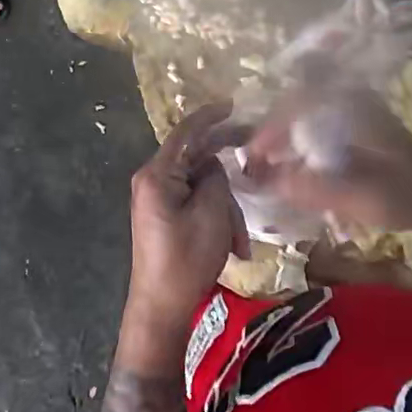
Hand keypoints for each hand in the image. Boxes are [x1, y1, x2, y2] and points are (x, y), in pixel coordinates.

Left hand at [127, 103, 248, 328]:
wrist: (162, 307)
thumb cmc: (186, 257)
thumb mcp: (211, 212)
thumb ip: (215, 177)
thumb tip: (214, 166)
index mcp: (157, 175)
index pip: (185, 133)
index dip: (209, 116)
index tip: (232, 104)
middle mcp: (154, 182)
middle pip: (198, 160)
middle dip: (227, 175)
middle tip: (257, 155)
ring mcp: (160, 201)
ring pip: (203, 187)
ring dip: (226, 209)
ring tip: (239, 242)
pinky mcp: (167, 217)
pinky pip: (197, 205)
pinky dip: (217, 219)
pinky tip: (233, 246)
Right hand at [242, 89, 411, 237]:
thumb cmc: (408, 195)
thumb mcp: (361, 197)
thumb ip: (313, 188)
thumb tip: (265, 180)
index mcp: (353, 107)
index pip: (297, 103)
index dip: (269, 128)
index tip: (253, 157)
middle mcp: (353, 100)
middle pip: (299, 102)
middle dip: (273, 130)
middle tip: (255, 162)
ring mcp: (358, 111)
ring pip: (308, 113)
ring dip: (286, 135)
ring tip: (268, 165)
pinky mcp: (361, 128)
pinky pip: (321, 124)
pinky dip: (302, 141)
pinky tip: (295, 166)